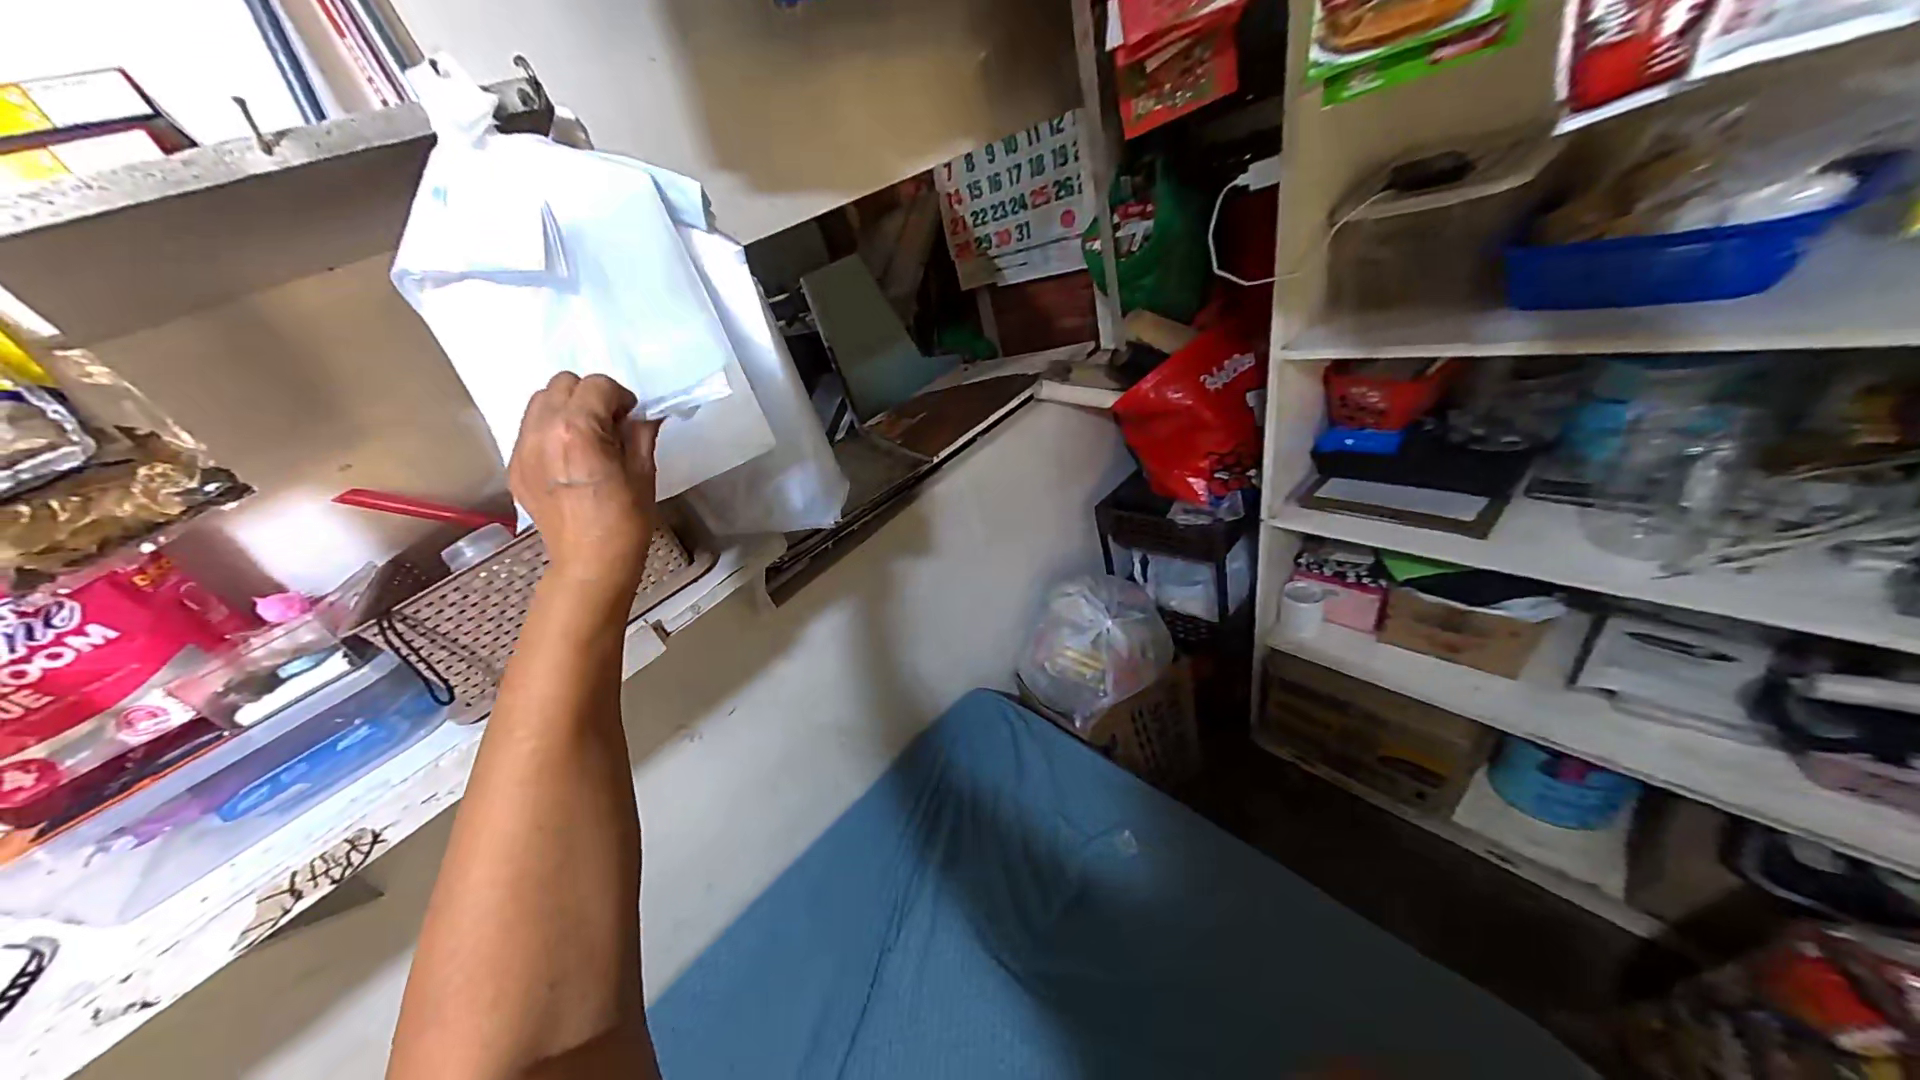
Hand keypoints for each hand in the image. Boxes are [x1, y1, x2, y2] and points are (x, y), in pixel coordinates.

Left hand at [509, 373, 660, 591]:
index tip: (630, 418)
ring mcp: (522, 449)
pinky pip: (529, 429)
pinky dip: (550, 432)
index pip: (597, 385)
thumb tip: (640, 416)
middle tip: (609, 426)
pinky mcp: (514, 466)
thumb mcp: (644, 471)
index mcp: (578, 431)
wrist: (591, 561)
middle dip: (589, 397)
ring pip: (540, 402)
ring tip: (586, 439)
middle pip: (562, 384)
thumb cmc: (626, 520)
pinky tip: (569, 459)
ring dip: (566, 410)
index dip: (620, 397)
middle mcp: (542, 432)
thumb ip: (639, 433)